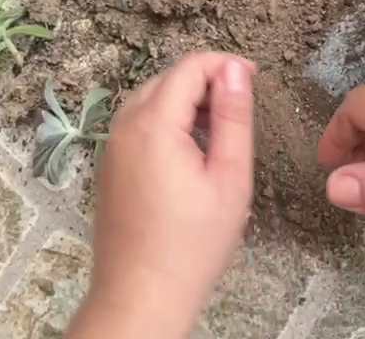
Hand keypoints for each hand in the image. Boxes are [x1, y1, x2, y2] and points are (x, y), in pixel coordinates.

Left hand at [68, 52, 255, 337]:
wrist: (139, 300)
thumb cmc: (191, 246)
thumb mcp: (229, 178)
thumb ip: (233, 117)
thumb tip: (235, 68)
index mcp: (153, 122)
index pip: (190, 66)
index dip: (225, 64)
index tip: (255, 78)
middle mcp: (125, 124)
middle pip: (169, 78)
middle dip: (206, 81)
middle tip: (240, 109)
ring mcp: (112, 144)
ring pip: (153, 97)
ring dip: (186, 100)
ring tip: (219, 130)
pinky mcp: (109, 164)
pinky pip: (139, 121)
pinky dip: (167, 120)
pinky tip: (190, 151)